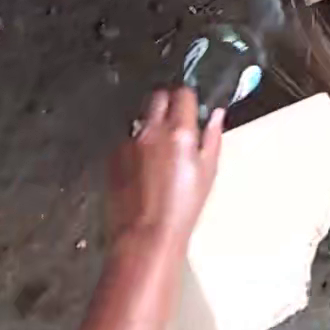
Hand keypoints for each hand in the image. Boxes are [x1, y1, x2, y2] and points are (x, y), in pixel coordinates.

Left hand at [106, 88, 224, 252]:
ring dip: (151, 124)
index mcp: (180, 132)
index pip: (182, 94)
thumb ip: (212, 136)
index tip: (191, 104)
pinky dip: (136, 145)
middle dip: (167, 102)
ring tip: (160, 149)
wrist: (146, 235)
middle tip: (175, 119)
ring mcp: (130, 142)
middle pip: (157, 97)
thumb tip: (216, 115)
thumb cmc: (182, 208)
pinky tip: (145, 165)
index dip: (188, 97)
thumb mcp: (208, 171)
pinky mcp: (113, 156)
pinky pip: (127, 139)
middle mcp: (152, 131)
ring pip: (141, 118)